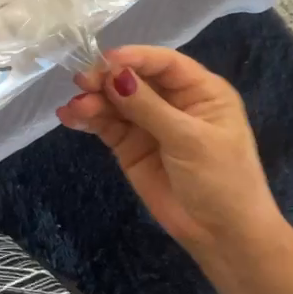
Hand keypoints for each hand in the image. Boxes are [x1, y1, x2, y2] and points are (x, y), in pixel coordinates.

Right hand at [56, 46, 283, 264]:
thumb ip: (148, 106)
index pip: (164, 63)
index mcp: (200, 92)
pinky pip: (106, 124)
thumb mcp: (188, 140)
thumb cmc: (222, 180)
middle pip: (134, 78)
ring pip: (115, 101)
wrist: (223, 236)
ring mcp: (149, 124)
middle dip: (106, 78)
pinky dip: (87, 119)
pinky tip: (70, 117)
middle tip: (81, 83)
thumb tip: (113, 75)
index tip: (104, 61)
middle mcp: (173, 102)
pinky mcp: (130, 146)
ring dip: (93, 100)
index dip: (135, 58)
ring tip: (76, 109)